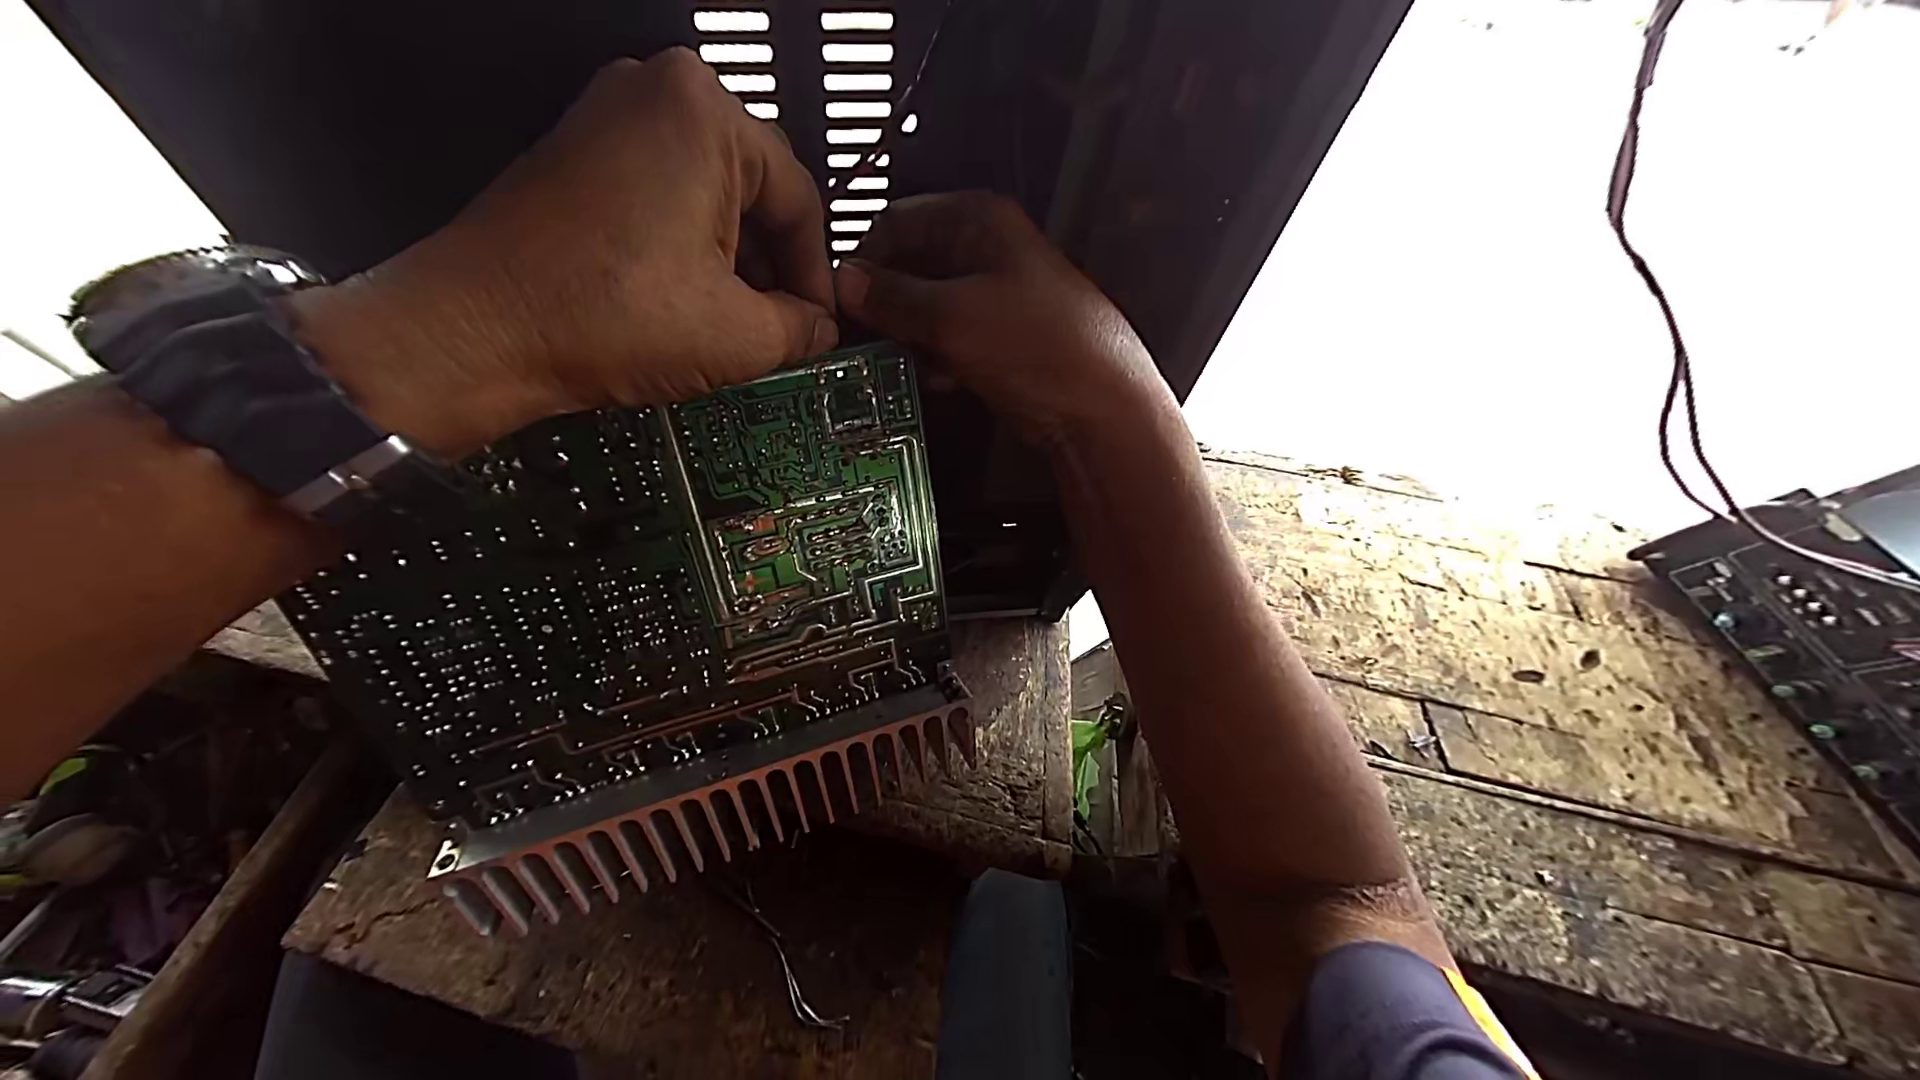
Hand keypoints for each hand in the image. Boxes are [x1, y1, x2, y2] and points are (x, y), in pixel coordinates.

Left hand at [292, 48, 837, 456]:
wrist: (480, 334)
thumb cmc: (595, 315)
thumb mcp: (741, 336)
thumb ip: (805, 329)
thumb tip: (820, 328)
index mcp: (704, 115)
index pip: (802, 200)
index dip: (819, 275)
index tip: (821, 321)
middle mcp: (656, 96)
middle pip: (760, 194)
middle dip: (778, 269)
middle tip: (785, 326)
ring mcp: (613, 121)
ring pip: (717, 200)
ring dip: (741, 266)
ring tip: (739, 324)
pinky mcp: (587, 158)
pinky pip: (672, 199)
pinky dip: (696, 253)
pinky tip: (696, 305)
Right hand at [833, 192, 1170, 445]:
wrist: (1097, 407)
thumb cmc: (1044, 347)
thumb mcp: (953, 317)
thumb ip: (894, 298)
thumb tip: (850, 284)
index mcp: (980, 221)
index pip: (897, 222)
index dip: (865, 261)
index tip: (844, 300)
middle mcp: (988, 252)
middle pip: (912, 268)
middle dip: (888, 306)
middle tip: (865, 338)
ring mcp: (995, 298)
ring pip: (929, 309)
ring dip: (910, 337)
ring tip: (898, 363)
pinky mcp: (1000, 339)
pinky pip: (951, 340)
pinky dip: (936, 357)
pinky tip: (934, 377)